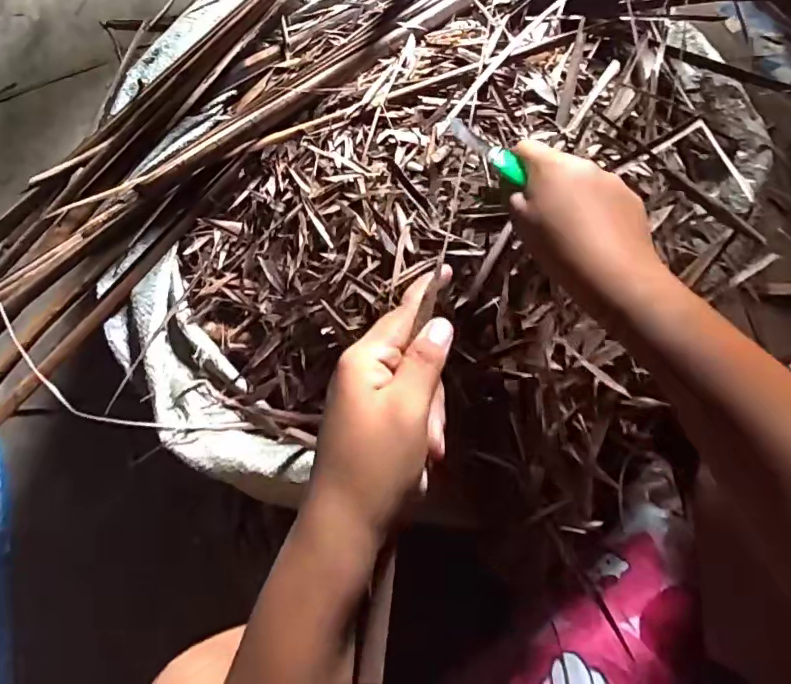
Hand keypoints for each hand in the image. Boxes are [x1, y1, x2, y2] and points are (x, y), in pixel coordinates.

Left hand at [307, 267, 453, 538]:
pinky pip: (409, 409)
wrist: (346, 523)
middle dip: (433, 395)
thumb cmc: (377, 463)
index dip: (426, 294)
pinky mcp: (372, 417)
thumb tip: (440, 321)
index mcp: (363, 359)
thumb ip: (426, 362)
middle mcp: (361, 370)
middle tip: (430, 437)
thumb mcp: (410, 409)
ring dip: (429, 419)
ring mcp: (365, 395)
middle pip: (416, 358)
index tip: (444, 268)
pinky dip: (420, 432)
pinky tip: (416, 461)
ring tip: (422, 454)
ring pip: (418, 388)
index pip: (402, 316)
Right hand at [507, 139, 668, 320]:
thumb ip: (515, 195)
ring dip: (573, 194)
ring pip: (581, 179)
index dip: (515, 165)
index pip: (523, 146)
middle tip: (543, 215)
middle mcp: (582, 164)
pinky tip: (597, 235)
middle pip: (555, 163)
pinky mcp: (631, 197)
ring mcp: (610, 179)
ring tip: (573, 230)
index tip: (516, 189)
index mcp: (551, 166)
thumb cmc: (560, 249)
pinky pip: (603, 194)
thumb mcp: (522, 223)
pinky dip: (596, 207)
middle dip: (547, 182)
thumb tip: (519, 186)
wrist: (618, 277)